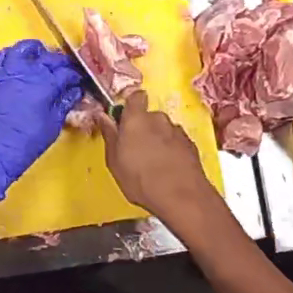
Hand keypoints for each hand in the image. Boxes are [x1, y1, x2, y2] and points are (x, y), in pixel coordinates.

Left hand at [0, 40, 82, 199]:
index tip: (77, 79)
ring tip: (40, 56)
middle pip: (48, 58)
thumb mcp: (53, 124)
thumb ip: (64, 103)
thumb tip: (74, 91)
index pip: (66, 72)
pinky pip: (0, 57)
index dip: (75, 75)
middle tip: (64, 69)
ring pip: (23, 49)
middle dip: (60, 62)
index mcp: (46, 85)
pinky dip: (11, 55)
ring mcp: (6, 73)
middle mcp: (27, 73)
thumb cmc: (27, 143)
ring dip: (35, 51)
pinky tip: (16, 61)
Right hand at [101, 91, 222, 225]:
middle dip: (142, 128)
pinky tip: (166, 169)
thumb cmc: (140, 179)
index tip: (123, 120)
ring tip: (151, 163)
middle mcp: (158, 119)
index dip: (130, 105)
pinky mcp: (191, 144)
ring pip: (163, 130)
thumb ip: (109, 134)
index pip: (135, 97)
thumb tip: (102, 116)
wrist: (180, 196)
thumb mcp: (114, 160)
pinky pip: (176, 142)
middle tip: (133, 150)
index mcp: (136, 119)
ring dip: (157, 140)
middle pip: (149, 116)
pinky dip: (171, 150)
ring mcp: (177, 131)